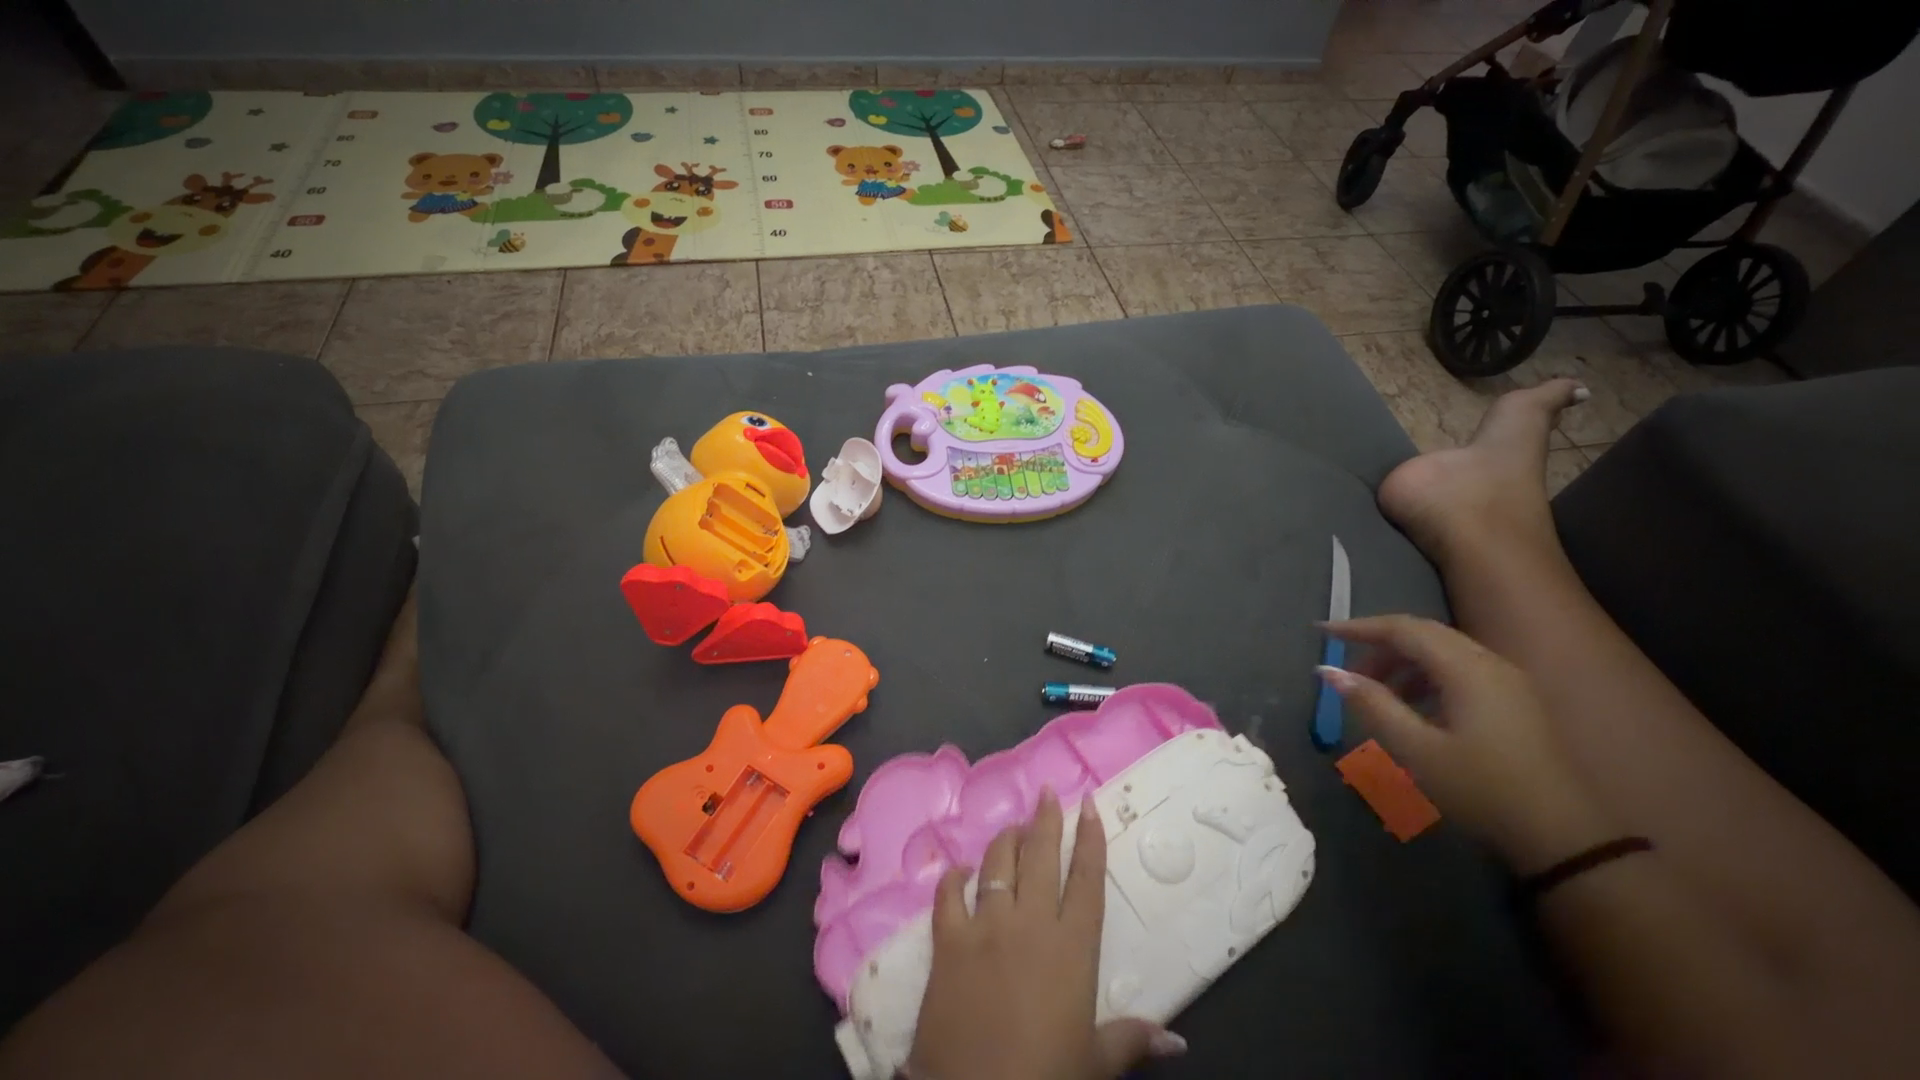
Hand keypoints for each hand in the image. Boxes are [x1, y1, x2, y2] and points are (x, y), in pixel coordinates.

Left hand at [907, 791, 1185, 1079]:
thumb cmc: (1045, 1075)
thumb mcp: (1095, 1061)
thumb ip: (1132, 1039)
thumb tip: (1178, 1042)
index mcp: (1072, 947)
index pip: (1087, 881)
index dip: (1091, 840)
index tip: (1090, 806)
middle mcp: (1030, 924)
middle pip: (1042, 859)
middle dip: (1047, 821)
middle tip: (1049, 793)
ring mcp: (985, 928)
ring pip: (998, 866)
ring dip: (1006, 840)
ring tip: (1014, 825)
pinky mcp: (946, 942)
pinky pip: (948, 896)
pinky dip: (953, 878)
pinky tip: (960, 870)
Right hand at [1319, 615, 1617, 872]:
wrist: (1561, 834)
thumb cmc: (1481, 788)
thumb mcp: (1416, 750)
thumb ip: (1372, 705)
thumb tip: (1328, 671)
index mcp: (1466, 668)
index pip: (1403, 629)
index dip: (1359, 627)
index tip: (1321, 633)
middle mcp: (1489, 662)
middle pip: (1425, 635)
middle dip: (1380, 646)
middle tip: (1346, 672)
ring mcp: (1508, 681)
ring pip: (1444, 654)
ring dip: (1403, 665)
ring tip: (1375, 696)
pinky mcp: (1516, 701)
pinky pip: (1461, 672)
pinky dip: (1427, 679)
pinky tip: (1414, 711)